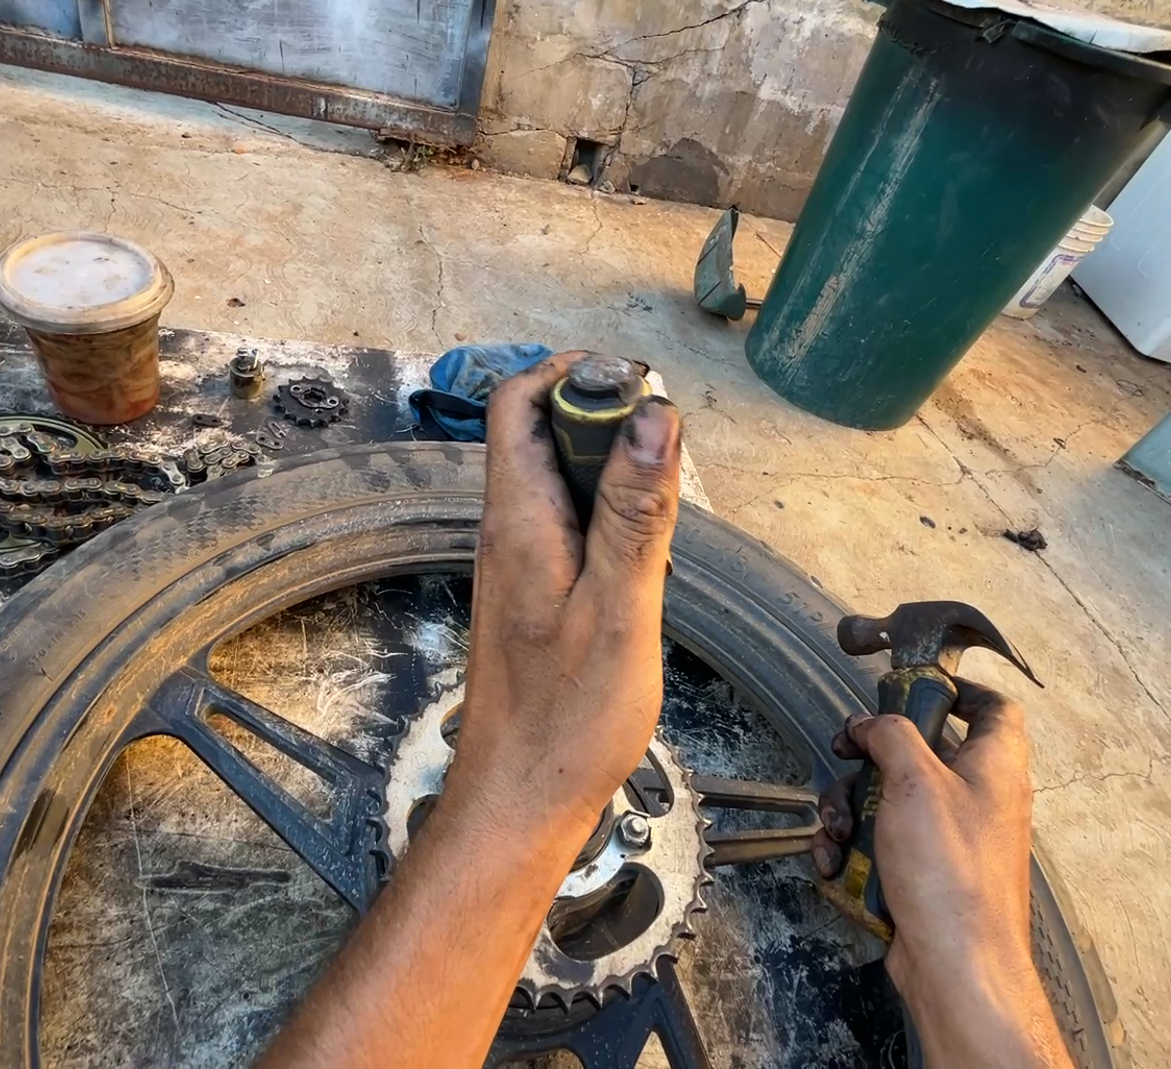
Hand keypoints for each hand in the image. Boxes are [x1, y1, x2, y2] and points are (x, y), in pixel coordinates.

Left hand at [445, 353, 683, 843]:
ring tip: (661, 501)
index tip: (633, 386)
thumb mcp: (619, 607)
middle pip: (536, 434)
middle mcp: (507, 531)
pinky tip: (640, 552)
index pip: (517, 405)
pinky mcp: (532, 592)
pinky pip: (564, 525)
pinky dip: (602, 516)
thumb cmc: (568, 718)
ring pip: (555, 480)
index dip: (569, 374)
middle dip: (599, 418)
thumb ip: (634, 512)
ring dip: (607, 470)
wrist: (522, 796)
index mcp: (517, 521)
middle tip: (663, 447)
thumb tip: (653, 418)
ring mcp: (517, 562)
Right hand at [812, 678, 1066, 1067]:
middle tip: (844, 753)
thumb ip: (891, 734)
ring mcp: (948, 836)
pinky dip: (851, 843)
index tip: (909, 689)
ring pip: (887, 794)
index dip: (957, 689)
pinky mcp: (922, 869)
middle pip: (918, 750)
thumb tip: (869, 724)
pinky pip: (880, 837)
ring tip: (834, 828)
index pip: (994, 708)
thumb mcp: (915, 780)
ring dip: (847, 804)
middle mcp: (976, 798)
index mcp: (993, 767)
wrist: (954, 966)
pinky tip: (834, 858)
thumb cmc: (947, 868)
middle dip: (868, 755)